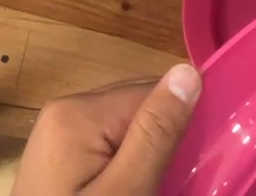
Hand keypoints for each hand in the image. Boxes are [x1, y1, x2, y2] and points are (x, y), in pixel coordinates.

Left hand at [13, 63, 200, 194]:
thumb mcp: (125, 195)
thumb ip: (154, 134)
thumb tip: (187, 71)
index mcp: (77, 112)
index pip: (149, 93)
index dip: (178, 126)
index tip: (197, 163)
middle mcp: (63, 112)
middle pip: (135, 108)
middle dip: (161, 142)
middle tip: (174, 185)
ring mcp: (57, 136)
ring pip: (124, 130)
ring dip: (146, 157)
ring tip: (154, 190)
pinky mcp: (59, 161)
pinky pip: (105, 149)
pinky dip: (125, 169)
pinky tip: (133, 192)